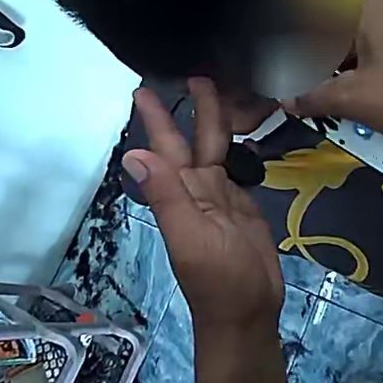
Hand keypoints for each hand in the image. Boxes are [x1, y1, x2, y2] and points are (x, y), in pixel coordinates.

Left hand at [124, 78, 284, 334]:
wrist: (248, 311)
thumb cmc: (218, 279)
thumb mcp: (191, 237)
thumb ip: (167, 195)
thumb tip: (134, 153)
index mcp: (180, 193)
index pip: (165, 146)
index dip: (155, 118)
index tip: (143, 88)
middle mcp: (196, 188)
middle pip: (194, 139)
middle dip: (192, 107)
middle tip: (194, 71)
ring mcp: (220, 195)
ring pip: (216, 147)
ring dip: (216, 119)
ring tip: (223, 88)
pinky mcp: (243, 203)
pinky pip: (237, 165)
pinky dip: (238, 144)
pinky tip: (243, 129)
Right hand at [284, 0, 382, 142]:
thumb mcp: (356, 98)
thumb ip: (314, 97)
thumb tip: (287, 100)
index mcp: (361, 9)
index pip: (309, 16)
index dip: (287, 49)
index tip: (274, 76)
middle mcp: (378, 12)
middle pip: (328, 33)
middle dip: (305, 65)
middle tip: (287, 92)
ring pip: (349, 51)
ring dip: (330, 77)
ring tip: (308, 102)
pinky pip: (370, 63)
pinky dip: (353, 82)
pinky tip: (342, 105)